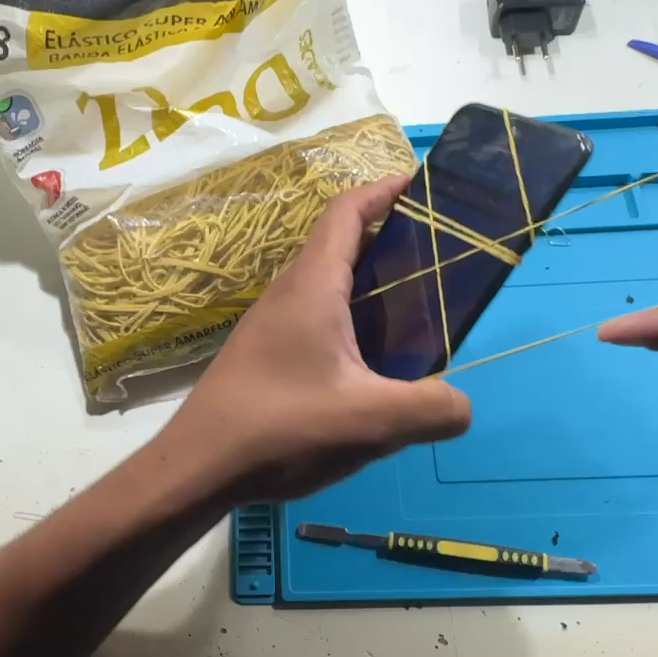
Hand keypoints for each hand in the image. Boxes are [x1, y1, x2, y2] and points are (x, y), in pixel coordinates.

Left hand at [159, 175, 472, 500]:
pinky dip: (350, 329)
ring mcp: (271, 328)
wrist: (197, 467)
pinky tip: (370, 373)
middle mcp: (288, 296)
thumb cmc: (280, 430)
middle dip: (391, 246)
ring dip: (371, 294)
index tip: (424, 189)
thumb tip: (460, 406)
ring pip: (329, 292)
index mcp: (312, 287)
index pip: (347, 212)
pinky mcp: (264, 359)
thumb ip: (431, 409)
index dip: (385, 190)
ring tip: (416, 324)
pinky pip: (316, 326)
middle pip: (342, 249)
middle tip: (440, 269)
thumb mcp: (371, 422)